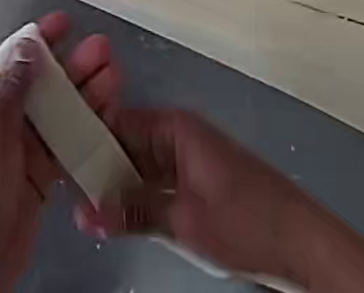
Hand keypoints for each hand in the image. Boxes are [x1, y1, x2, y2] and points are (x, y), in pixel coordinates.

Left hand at [0, 12, 120, 292]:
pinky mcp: (43, 173)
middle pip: (44, 83)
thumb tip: (29, 47)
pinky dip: (87, 127)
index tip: (65, 22)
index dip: (40, 39)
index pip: (14, 60)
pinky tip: (107, 114)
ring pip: (61, 111)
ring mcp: (25, 147)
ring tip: (114, 76)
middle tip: (103, 50)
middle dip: (73, 64)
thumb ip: (15, 86)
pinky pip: (68, 142)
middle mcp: (5, 119)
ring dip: (86, 93)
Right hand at [74, 109, 363, 292]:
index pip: (118, 121)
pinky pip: (158, 180)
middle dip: (101, 169)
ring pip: (141, 164)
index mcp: (175, 126)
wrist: (302, 241)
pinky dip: (140, 196)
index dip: (89, 140)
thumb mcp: (183, 219)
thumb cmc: (245, 219)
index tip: (61, 162)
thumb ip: (133, 212)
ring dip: (120, 186)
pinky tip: (120, 216)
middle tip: (69, 194)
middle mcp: (180, 133)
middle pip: (128, 142)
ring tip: (86, 209)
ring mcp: (190, 157)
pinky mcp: (199, 180)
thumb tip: (84, 212)